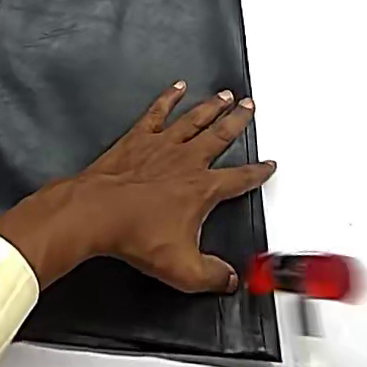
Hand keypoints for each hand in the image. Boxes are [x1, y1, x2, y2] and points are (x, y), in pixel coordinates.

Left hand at [0, 82, 276, 292]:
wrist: (99, 211)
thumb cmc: (135, 234)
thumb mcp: (183, 269)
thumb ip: (212, 275)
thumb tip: (227, 279)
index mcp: (201, 188)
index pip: (238, 178)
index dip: (257, 172)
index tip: (268, 164)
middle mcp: (186, 160)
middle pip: (220, 135)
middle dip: (238, 120)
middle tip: (250, 107)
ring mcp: (162, 144)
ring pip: (195, 119)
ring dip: (212, 105)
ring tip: (225, 94)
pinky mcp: (139, 136)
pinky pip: (159, 110)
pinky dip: (169, 96)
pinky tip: (177, 87)